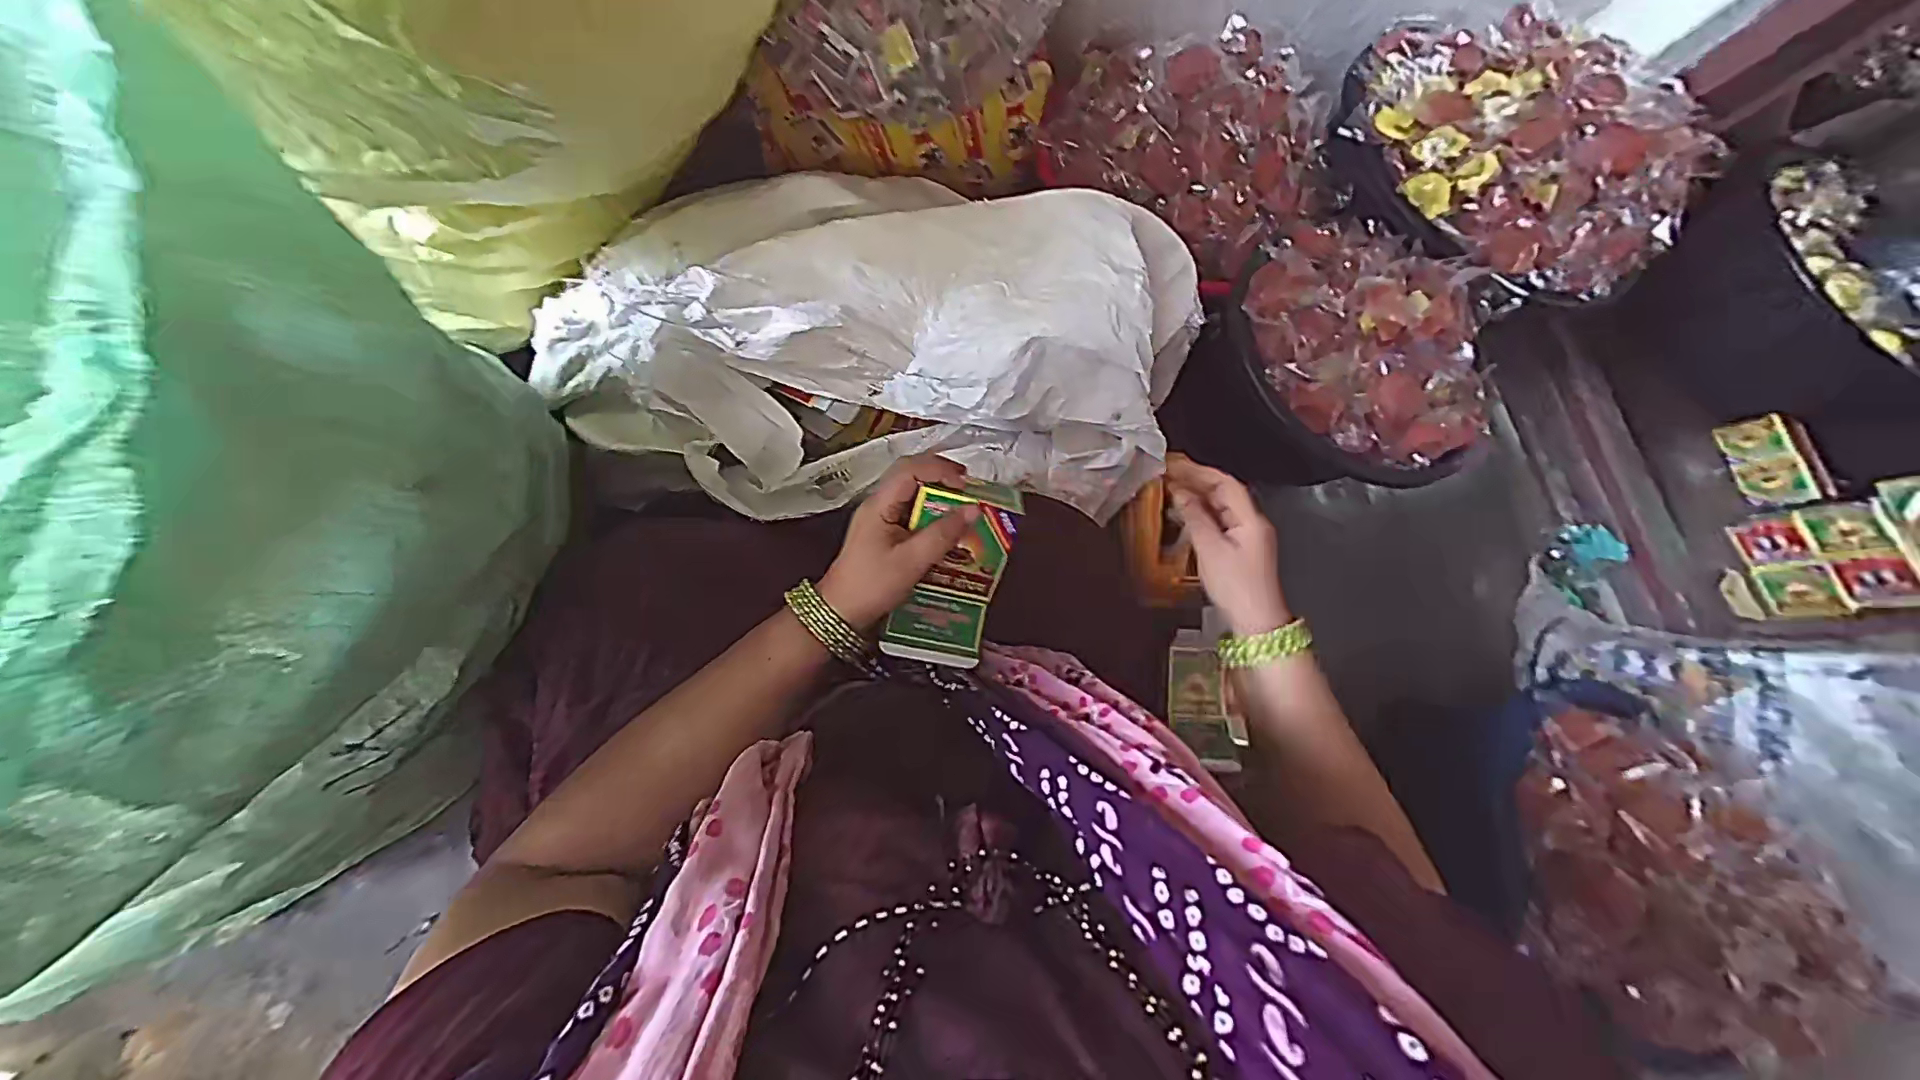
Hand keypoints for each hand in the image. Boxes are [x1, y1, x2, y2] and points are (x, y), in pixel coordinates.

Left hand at [819, 454, 980, 628]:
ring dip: (939, 498)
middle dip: (942, 477)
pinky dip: (933, 516)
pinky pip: (913, 515)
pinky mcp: (886, 534)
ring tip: (964, 507)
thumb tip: (972, 510)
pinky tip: (948, 529)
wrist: (841, 612)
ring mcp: (881, 519)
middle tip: (970, 487)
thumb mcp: (911, 561)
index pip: (911, 470)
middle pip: (912, 475)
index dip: (940, 469)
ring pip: (914, 495)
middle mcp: (879, 506)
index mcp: (879, 505)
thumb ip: (942, 534)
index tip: (966, 482)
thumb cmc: (869, 587)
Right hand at [1164, 454, 1290, 635]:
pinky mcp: (1239, 548)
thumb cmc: (1236, 586)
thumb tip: (1180, 494)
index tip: (1175, 465)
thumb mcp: (1210, 549)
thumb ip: (1195, 518)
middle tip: (1168, 473)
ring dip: (1197, 496)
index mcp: (1250, 519)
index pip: (1225, 484)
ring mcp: (1246, 536)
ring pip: (1220, 506)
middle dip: (1196, 481)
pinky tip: (1184, 513)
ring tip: (1171, 489)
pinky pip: (1219, 520)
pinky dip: (1201, 512)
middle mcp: (1251, 523)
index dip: (1199, 471)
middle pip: (1224, 492)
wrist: (1256, 621)